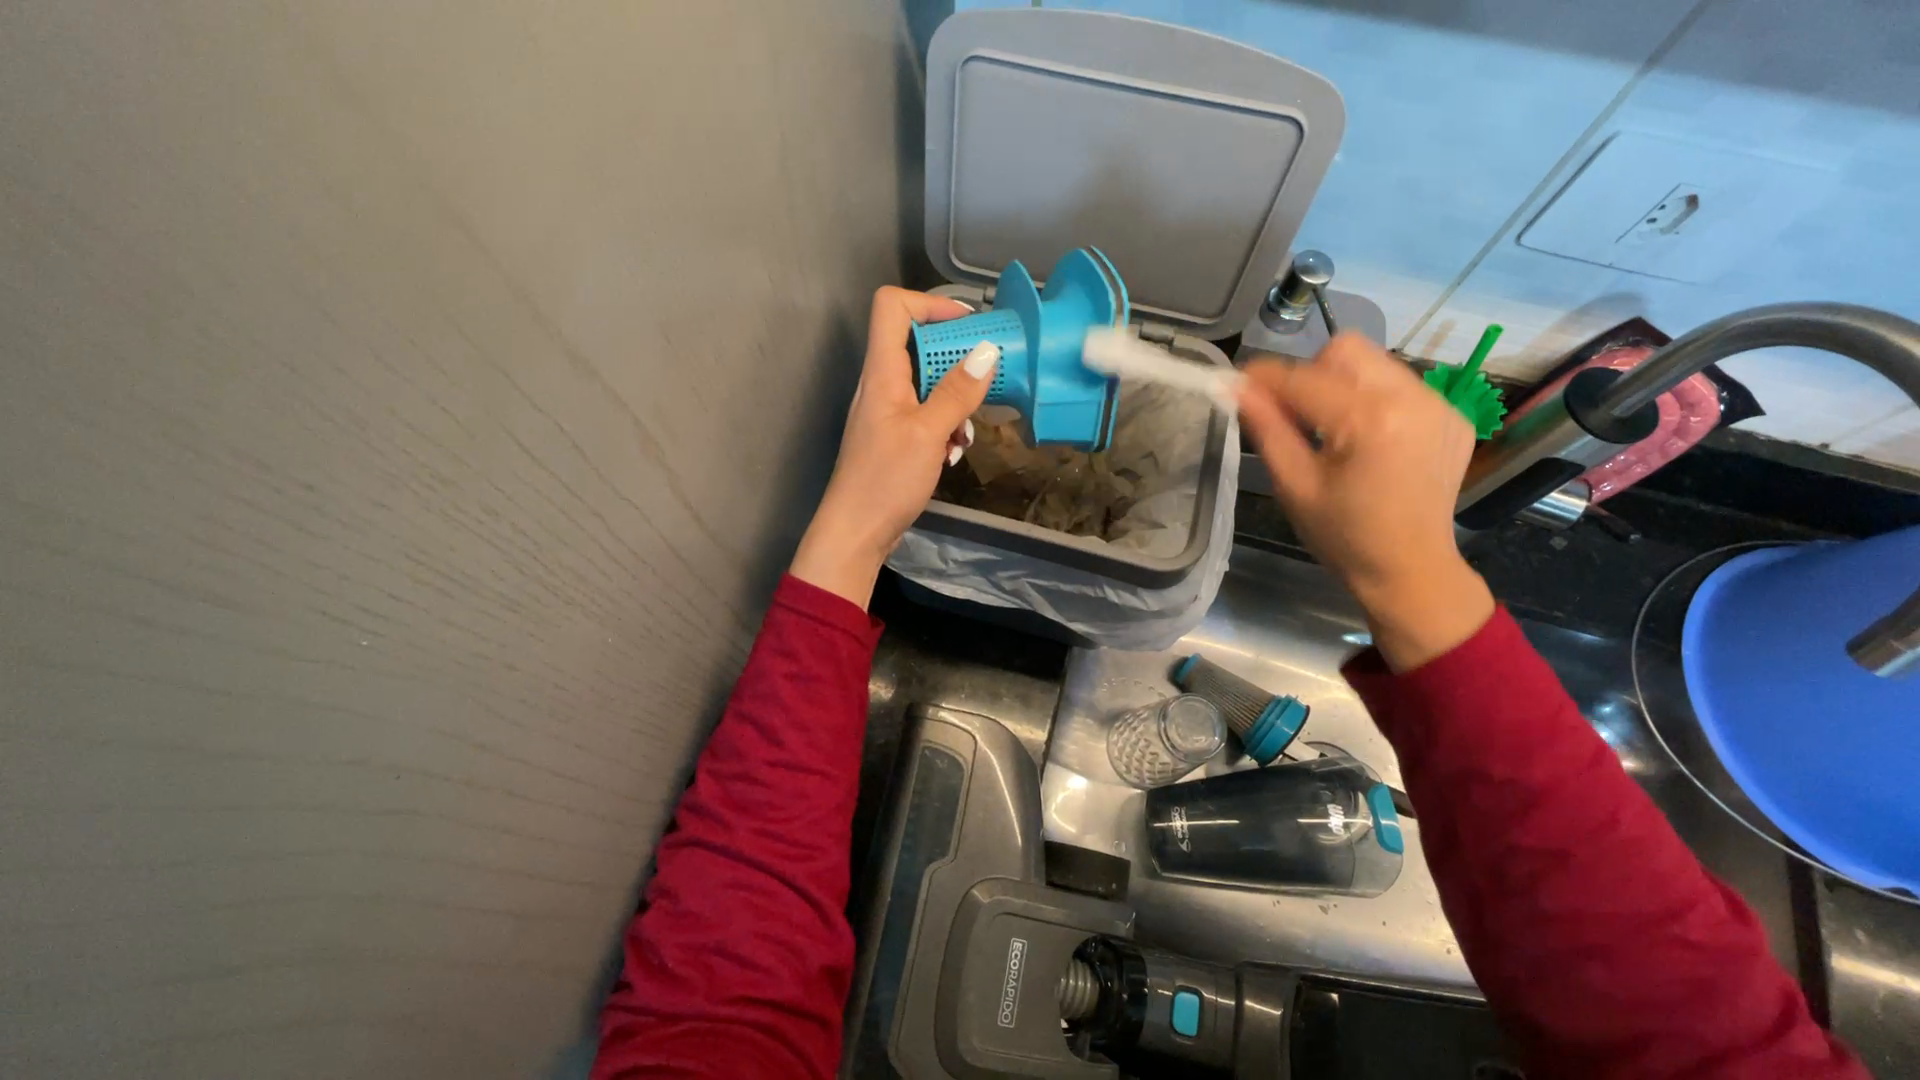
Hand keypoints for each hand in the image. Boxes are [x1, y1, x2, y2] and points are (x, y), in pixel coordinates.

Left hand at [790, 287, 998, 608]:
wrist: (855, 533)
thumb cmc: (886, 480)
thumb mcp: (928, 434)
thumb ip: (957, 392)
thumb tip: (987, 351)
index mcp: (882, 373)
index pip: (892, 306)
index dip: (930, 304)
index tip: (967, 325)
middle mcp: (881, 385)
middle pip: (918, 345)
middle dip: (956, 362)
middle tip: (986, 381)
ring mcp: (886, 412)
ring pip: (928, 385)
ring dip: (955, 403)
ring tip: (964, 434)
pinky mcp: (894, 438)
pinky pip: (925, 416)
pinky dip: (944, 428)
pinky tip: (952, 454)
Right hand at [1238, 334, 1493, 671]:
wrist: (1410, 570)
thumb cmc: (1343, 536)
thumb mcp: (1295, 485)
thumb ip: (1266, 428)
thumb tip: (1234, 387)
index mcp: (1369, 420)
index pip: (1303, 377)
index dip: (1264, 377)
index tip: (1236, 383)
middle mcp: (1412, 398)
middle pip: (1346, 349)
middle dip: (1311, 372)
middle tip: (1296, 413)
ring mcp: (1439, 404)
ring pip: (1375, 362)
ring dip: (1343, 384)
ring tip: (1333, 429)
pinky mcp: (1452, 415)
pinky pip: (1401, 385)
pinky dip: (1375, 400)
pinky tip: (1369, 440)